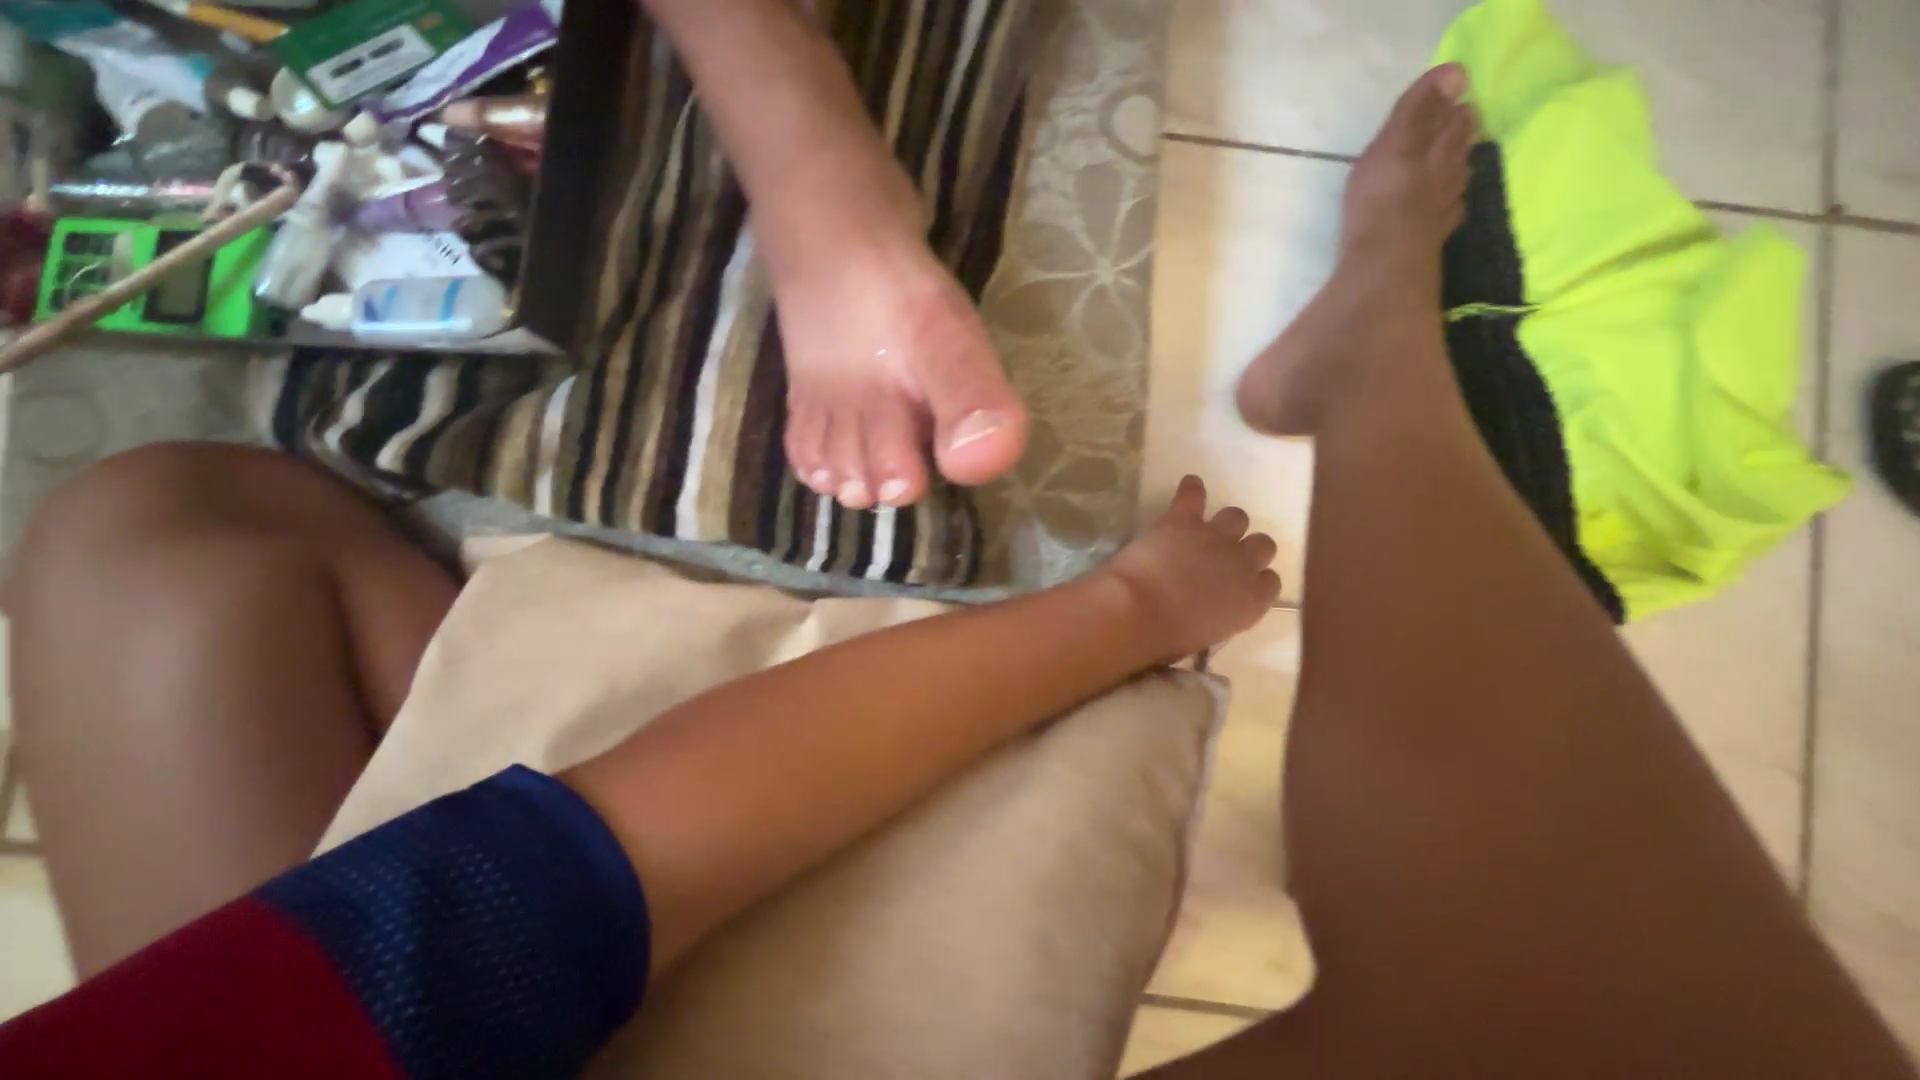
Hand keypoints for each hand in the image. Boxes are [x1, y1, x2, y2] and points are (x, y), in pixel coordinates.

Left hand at [1100, 475, 1282, 662]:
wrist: (1137, 612)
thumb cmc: (1165, 639)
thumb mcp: (1205, 636)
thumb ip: (1217, 616)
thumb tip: (1207, 610)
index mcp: (1251, 602)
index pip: (1270, 583)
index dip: (1255, 579)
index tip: (1240, 583)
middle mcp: (1243, 565)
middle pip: (1263, 545)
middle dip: (1246, 548)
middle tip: (1225, 556)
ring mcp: (1215, 538)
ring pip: (1237, 516)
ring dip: (1225, 522)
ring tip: (1206, 528)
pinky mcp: (1184, 520)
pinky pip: (1193, 494)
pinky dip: (1191, 490)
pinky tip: (1189, 487)